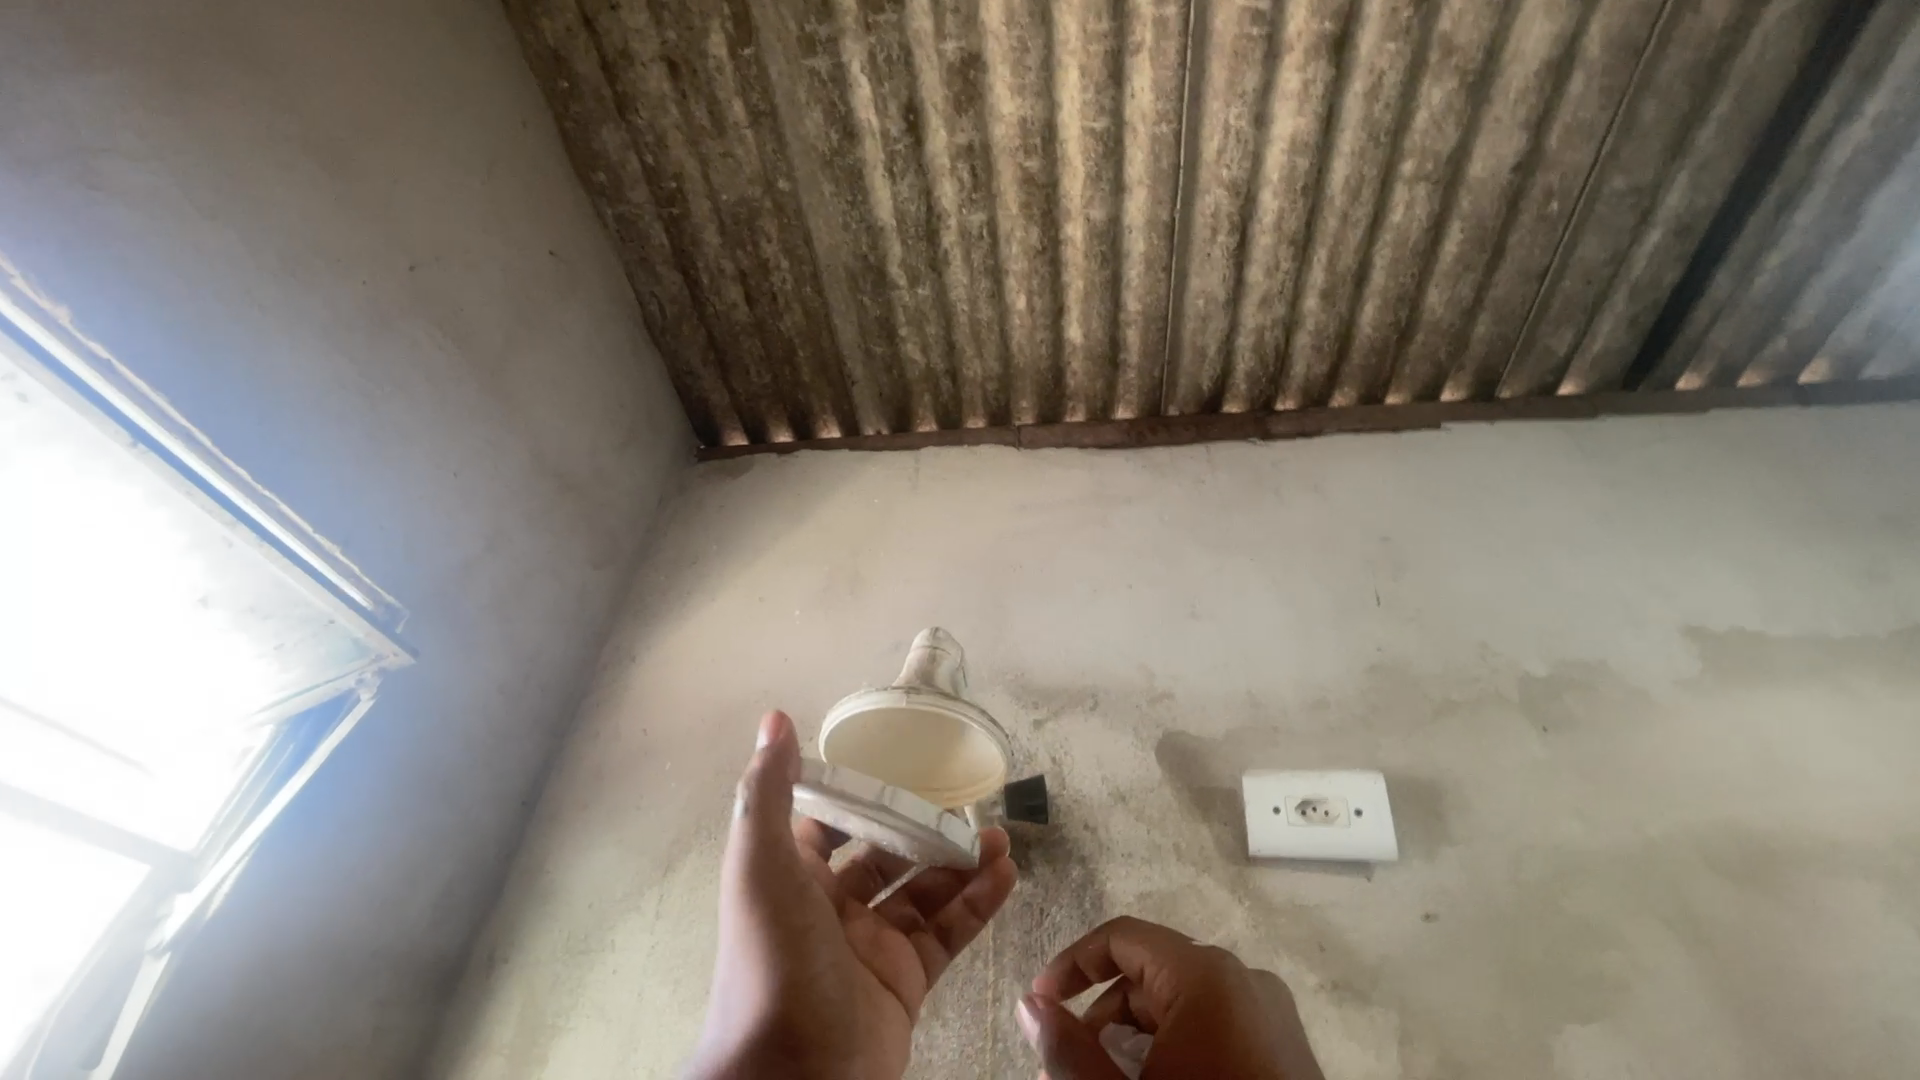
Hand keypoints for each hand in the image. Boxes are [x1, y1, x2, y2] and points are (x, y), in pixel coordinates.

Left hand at [687, 711, 1018, 1079]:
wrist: (792, 1079)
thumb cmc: (773, 962)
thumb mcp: (759, 868)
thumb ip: (766, 792)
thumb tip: (774, 717)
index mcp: (795, 878)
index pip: (831, 823)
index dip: (862, 797)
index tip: (901, 768)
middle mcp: (832, 908)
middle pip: (887, 854)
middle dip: (924, 829)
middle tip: (965, 806)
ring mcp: (872, 946)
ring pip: (924, 892)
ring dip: (959, 862)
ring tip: (998, 836)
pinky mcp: (906, 982)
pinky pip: (947, 933)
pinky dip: (977, 904)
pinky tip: (1005, 875)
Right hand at [1017, 916, 1325, 1079]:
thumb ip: (1070, 1050)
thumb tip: (1029, 1005)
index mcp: (1205, 974)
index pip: (1121, 938)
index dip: (1072, 964)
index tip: (1040, 1003)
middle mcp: (1242, 978)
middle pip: (1149, 976)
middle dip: (1101, 1017)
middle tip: (1065, 1065)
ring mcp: (1269, 1014)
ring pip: (1181, 1006)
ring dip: (1134, 1040)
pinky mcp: (1285, 1050)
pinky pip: (1215, 1028)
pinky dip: (1176, 1050)